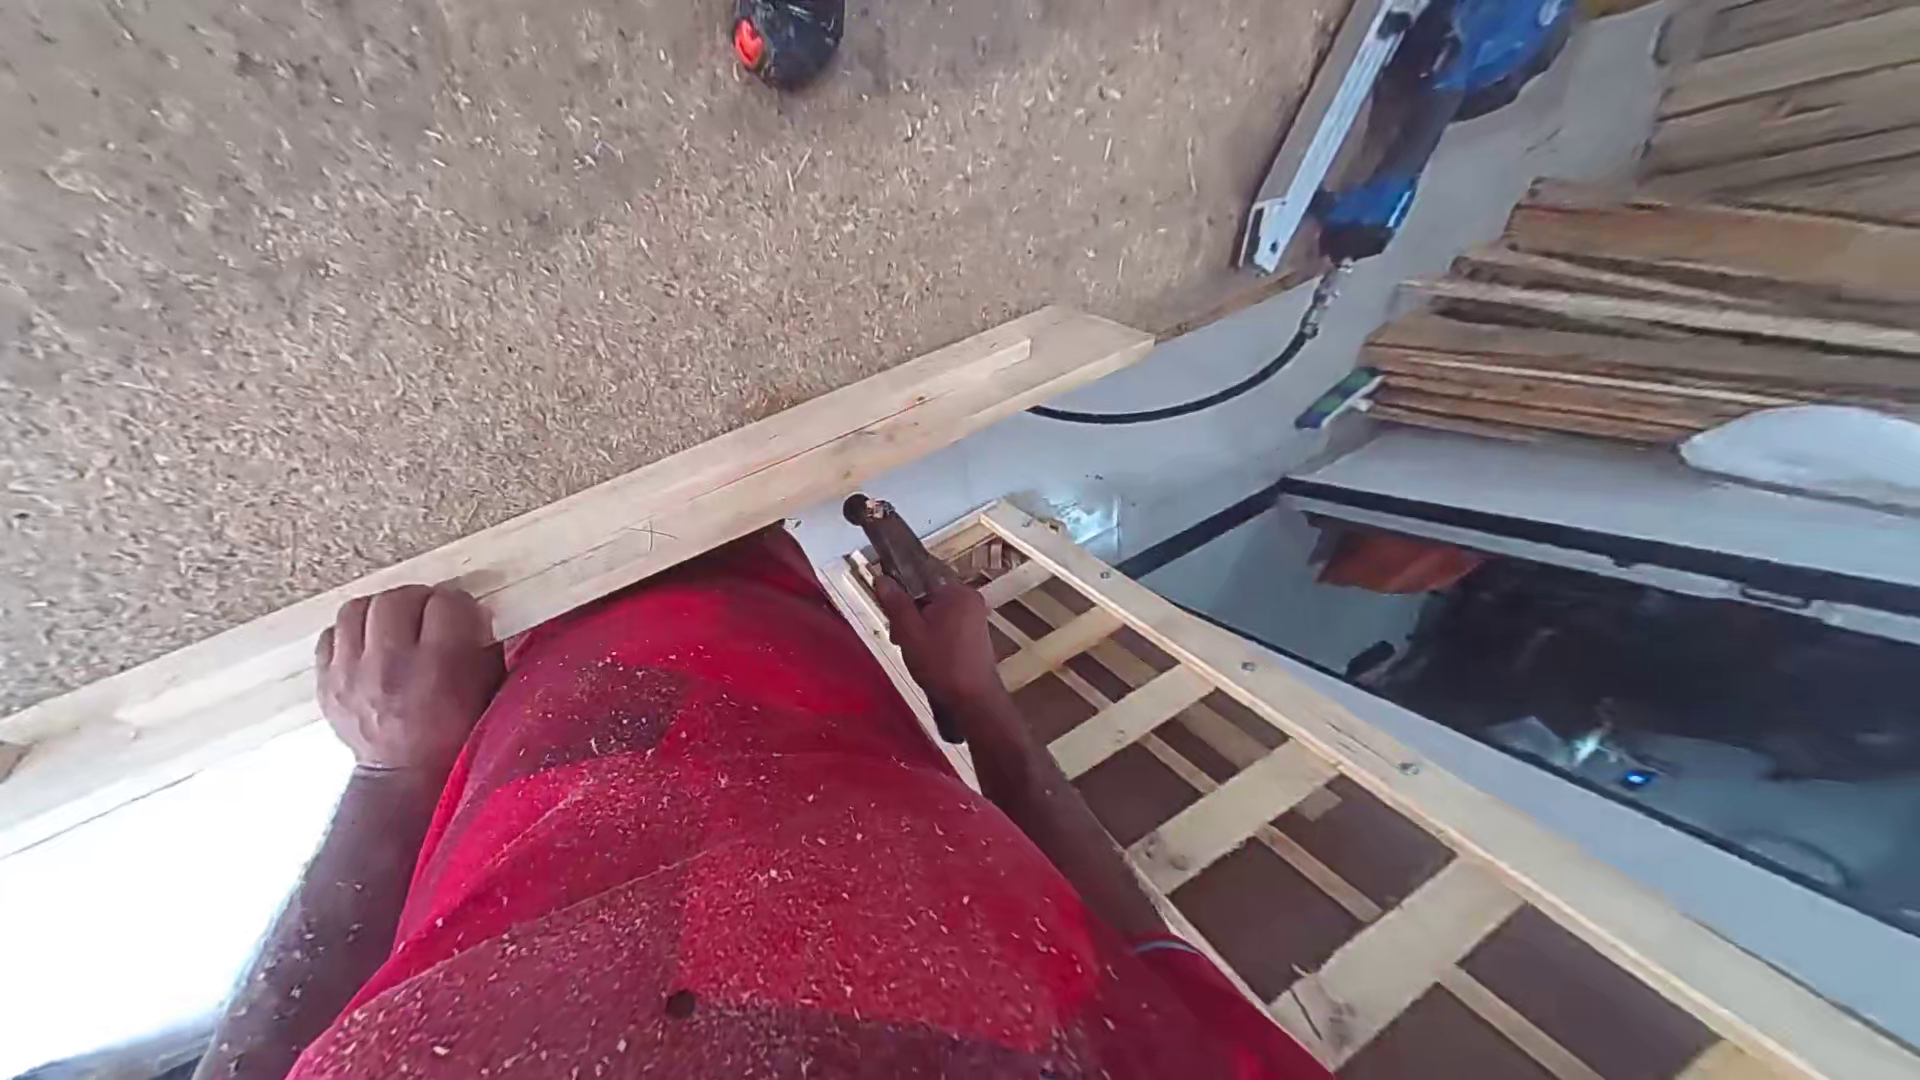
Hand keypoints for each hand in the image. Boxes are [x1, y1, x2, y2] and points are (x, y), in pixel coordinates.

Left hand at [316, 584, 504, 776]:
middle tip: (431, 609)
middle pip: (396, 598)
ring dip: (382, 608)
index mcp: (440, 662)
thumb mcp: (490, 681)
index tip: (463, 611)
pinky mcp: (325, 681)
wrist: (408, 768)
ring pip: (356, 608)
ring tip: (399, 620)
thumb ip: (483, 642)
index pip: (445, 602)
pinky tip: (372, 641)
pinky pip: (330, 634)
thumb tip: (473, 611)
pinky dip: (353, 630)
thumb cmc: (461, 724)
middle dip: (419, 597)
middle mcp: (391, 662)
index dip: (458, 602)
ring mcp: (350, 672)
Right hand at [871, 575, 1005, 712]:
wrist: (972, 700)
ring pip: (936, 609)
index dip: (901, 584)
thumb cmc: (940, 664)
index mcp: (957, 591)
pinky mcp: (975, 633)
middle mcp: (970, 598)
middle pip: (929, 592)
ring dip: (919, 624)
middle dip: (910, 610)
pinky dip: (933, 632)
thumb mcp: (910, 632)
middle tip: (898, 634)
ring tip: (909, 647)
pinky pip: (947, 622)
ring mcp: (975, 615)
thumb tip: (882, 578)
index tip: (888, 602)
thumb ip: (895, 602)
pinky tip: (924, 652)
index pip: (922, 572)